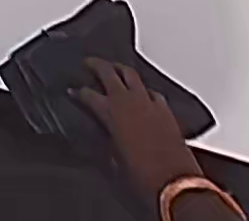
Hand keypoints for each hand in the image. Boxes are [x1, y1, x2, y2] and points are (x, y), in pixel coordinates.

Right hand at [74, 58, 201, 207]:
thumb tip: (104, 138)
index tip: (73, 91)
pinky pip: (151, 91)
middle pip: (107, 71)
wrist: (175, 185)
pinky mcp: (164, 108)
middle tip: (88, 63)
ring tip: (113, 68)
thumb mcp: (115, 162)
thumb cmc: (143, 178)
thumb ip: (106, 142)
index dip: (78, 92)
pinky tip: (143, 92)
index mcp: (110, 113)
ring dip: (119, 68)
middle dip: (95, 64)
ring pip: (130, 73)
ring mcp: (146, 101)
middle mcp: (127, 100)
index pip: (88, 94)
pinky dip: (144, 89)